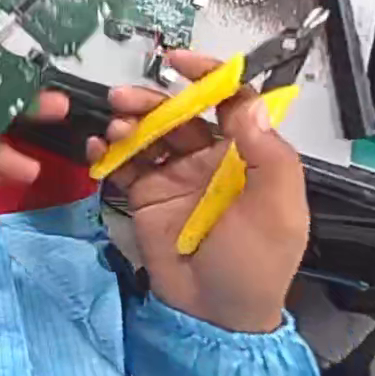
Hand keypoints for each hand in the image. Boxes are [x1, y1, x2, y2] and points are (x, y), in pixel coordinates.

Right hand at [90, 49, 308, 332]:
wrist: (212, 312)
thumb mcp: (278, 213)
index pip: (229, 102)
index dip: (207, 77)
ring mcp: (171, 175)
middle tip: (123, 100)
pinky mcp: (141, 193)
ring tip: (112, 129)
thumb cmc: (255, 263)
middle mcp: (206, 158)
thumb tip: (248, 105)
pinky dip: (106, 152)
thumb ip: (268, 158)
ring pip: (146, 134)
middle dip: (151, 102)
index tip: (178, 62)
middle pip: (177, 114)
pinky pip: (121, 163)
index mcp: (246, 156)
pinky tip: (96, 148)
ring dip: (127, 124)